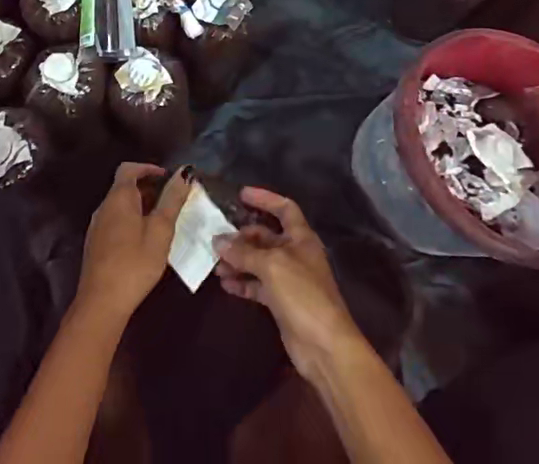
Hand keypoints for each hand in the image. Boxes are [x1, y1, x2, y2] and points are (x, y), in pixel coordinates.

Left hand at [77, 163, 192, 319]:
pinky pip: (115, 221)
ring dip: (142, 205)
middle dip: (149, 188)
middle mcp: (104, 208)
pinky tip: (146, 241)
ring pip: (121, 206)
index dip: (149, 168)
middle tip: (172, 201)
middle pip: (125, 186)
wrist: (101, 304)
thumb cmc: (135, 262)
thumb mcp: (161, 229)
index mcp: (118, 198)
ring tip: (163, 221)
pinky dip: (132, 220)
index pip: (129, 168)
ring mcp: (97, 228)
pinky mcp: (96, 246)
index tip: (168, 178)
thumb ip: (172, 199)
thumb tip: (185, 171)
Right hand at [214, 187, 365, 383]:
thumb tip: (218, 240)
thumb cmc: (303, 294)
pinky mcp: (281, 301)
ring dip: (238, 261)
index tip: (241, 194)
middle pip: (267, 236)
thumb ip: (245, 253)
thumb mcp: (273, 266)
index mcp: (301, 237)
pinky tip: (224, 284)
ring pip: (259, 262)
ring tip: (215, 264)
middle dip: (243, 236)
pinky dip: (242, 283)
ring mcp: (289, 278)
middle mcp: (295, 253)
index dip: (265, 199)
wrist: (323, 343)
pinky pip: (258, 285)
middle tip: (217, 237)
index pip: (284, 208)